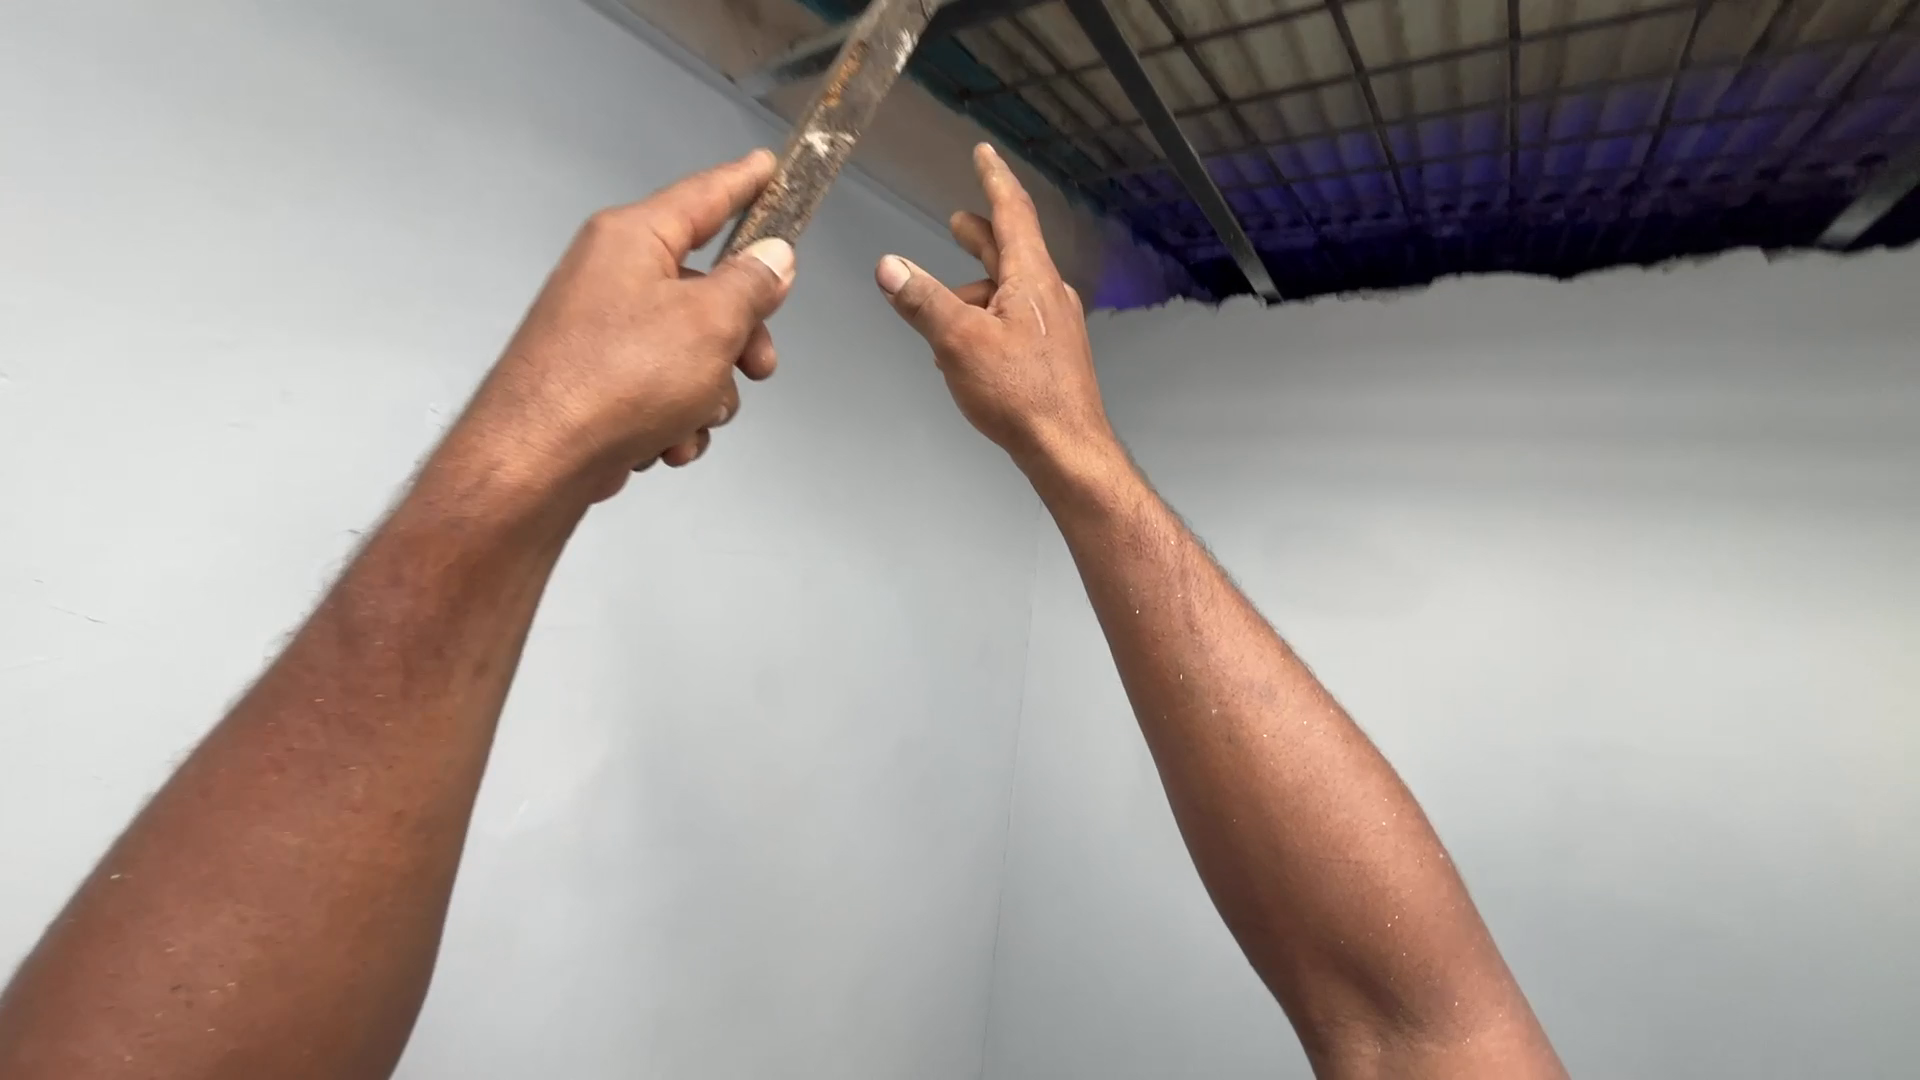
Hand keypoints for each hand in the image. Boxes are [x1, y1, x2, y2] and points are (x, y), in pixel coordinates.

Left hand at [453, 149, 796, 501]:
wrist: (543, 457)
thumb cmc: (619, 379)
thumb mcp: (709, 323)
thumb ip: (751, 286)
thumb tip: (775, 259)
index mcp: (635, 241)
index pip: (704, 197)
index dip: (745, 183)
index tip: (768, 167)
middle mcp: (617, 277)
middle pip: (711, 291)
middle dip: (742, 340)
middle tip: (758, 368)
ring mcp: (609, 330)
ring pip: (697, 350)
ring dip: (711, 393)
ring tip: (693, 417)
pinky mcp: (606, 379)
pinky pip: (669, 388)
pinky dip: (679, 416)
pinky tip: (669, 441)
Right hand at [875, 143, 1113, 467]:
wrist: (1066, 447)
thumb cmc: (1017, 391)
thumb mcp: (958, 342)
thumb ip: (923, 301)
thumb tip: (888, 266)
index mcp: (1032, 277)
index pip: (1012, 213)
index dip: (994, 179)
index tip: (984, 153)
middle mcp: (1050, 294)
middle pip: (1012, 251)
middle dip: (981, 236)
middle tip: (956, 224)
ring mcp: (1057, 326)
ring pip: (1012, 292)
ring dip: (978, 289)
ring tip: (944, 306)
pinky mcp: (1055, 356)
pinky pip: (1017, 322)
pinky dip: (989, 320)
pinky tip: (968, 350)